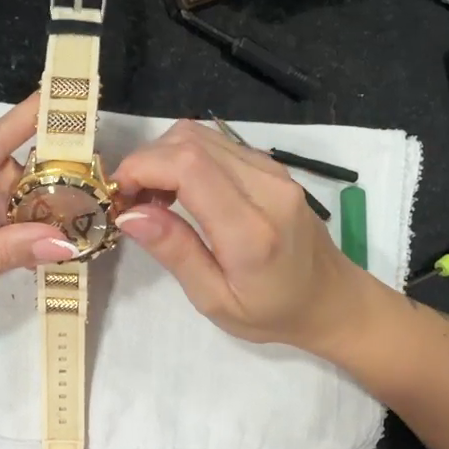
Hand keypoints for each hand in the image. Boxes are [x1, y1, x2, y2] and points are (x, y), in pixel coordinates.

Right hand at [111, 119, 373, 353]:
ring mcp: (272, 170)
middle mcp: (265, 187)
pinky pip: (216, 143)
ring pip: (199, 135)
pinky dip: (183, 158)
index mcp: (251, 230)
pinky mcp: (271, 165)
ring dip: (162, 157)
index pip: (188, 167)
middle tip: (129, 201)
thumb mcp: (215, 300)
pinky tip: (178, 192)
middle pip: (189, 141)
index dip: (142, 168)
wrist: (332, 300)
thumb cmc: (272, 313)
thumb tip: (128, 213)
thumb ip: (175, 252)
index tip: (117, 196)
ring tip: (151, 198)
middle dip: (145, 162)